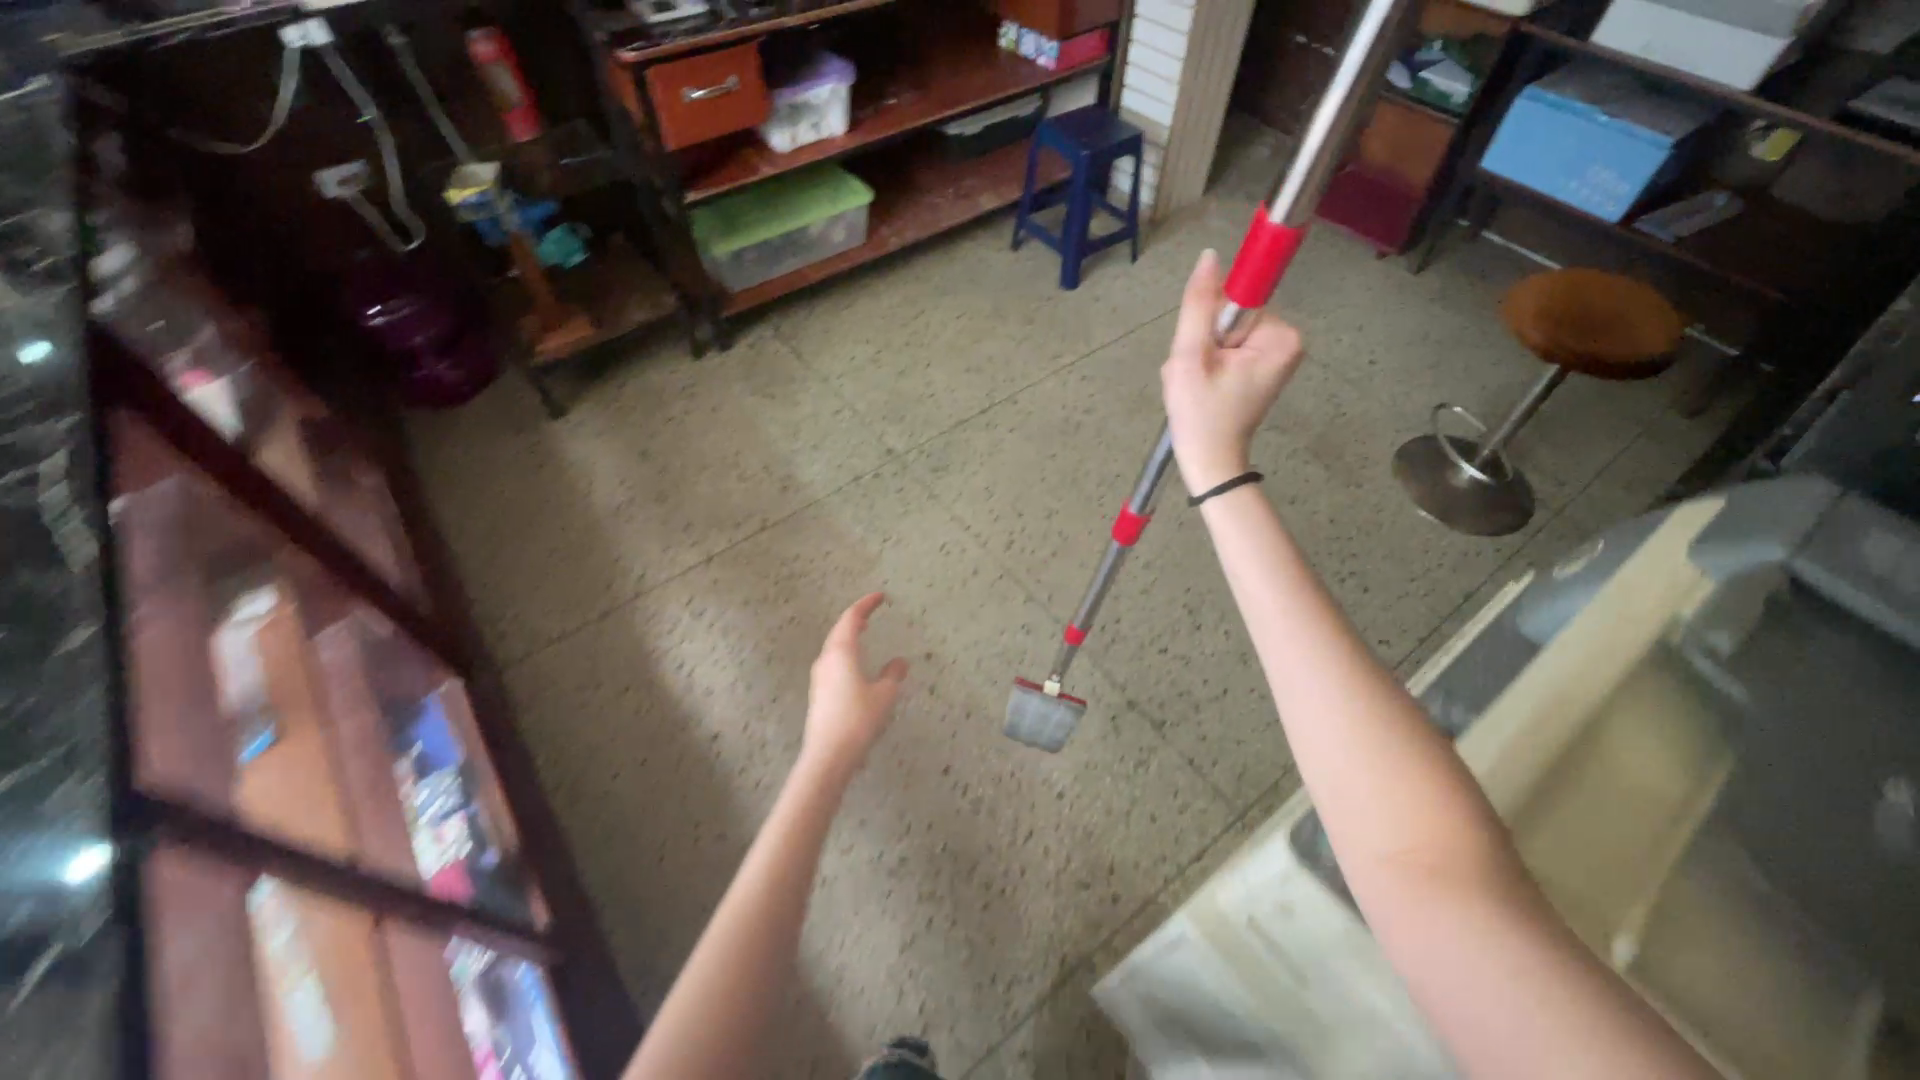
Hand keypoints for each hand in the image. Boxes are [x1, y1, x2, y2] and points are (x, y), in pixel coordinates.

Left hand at [803, 592, 909, 776]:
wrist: (829, 755)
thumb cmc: (859, 719)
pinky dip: (845, 654)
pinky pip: (832, 663)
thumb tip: (899, 662)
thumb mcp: (884, 695)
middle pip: (839, 631)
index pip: (851, 618)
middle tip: (870, 612)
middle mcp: (826, 660)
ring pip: (833, 647)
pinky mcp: (818, 694)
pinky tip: (855, 665)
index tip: (880, 596)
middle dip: (855, 619)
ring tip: (863, 633)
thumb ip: (893, 675)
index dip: (866, 605)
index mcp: (841, 652)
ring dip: (848, 637)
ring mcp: (819, 678)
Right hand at [1160, 250, 1304, 494]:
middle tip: (1197, 372)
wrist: (1210, 461)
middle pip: (1231, 315)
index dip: (1210, 319)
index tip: (1204, 349)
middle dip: (1206, 339)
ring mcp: (1278, 352)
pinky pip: (1231, 344)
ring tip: (1200, 381)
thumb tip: (1209, 255)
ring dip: (1205, 352)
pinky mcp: (1266, 364)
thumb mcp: (1189, 357)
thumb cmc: (1200, 414)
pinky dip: (1212, 361)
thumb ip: (1198, 304)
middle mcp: (1288, 339)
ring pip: (1227, 330)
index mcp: (1280, 336)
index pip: (1237, 299)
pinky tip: (1207, 383)